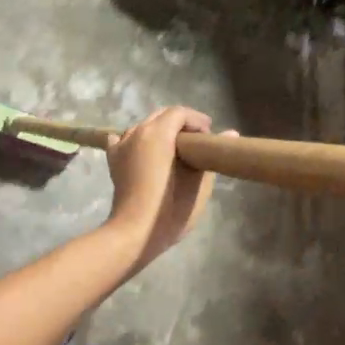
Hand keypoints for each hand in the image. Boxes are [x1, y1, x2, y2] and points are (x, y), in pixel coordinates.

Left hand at [103, 106, 229, 267]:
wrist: (136, 231)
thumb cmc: (171, 208)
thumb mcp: (199, 182)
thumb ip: (210, 154)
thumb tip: (231, 133)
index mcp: (157, 133)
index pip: (179, 113)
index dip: (197, 120)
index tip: (209, 137)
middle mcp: (137, 132)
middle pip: (160, 115)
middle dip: (180, 124)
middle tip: (197, 142)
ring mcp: (121, 144)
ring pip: (143, 126)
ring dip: (160, 131)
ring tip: (175, 150)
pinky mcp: (113, 159)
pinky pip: (124, 139)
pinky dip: (137, 140)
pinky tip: (145, 151)